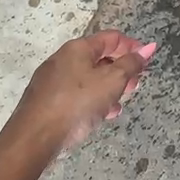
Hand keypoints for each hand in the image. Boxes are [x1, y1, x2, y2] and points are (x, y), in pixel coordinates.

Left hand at [7, 31, 158, 155]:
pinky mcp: (41, 103)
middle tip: (133, 85)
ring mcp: (48, 82)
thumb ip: (132, 63)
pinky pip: (72, 95)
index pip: (113, 38)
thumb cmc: (76, 103)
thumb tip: (149, 47)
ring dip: (106, 89)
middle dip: (120, 71)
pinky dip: (88, 101)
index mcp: (78, 48)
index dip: (133, 47)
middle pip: (99, 59)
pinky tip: (97, 116)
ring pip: (86, 79)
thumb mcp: (113, 81)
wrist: (30, 142)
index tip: (146, 61)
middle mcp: (61, 59)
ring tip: (118, 104)